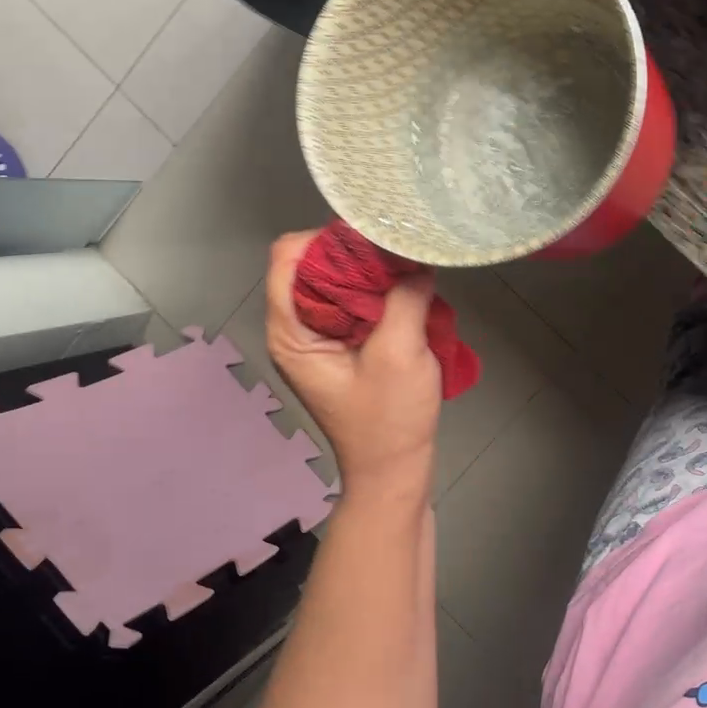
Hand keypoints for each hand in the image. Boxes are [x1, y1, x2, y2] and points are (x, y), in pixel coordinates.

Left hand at [265, 231, 442, 504]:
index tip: (379, 238)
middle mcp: (299, 326)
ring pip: (341, 279)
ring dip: (376, 271)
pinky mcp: (347, 342)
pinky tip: (413, 294)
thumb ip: (404, 299)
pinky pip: (359, 299)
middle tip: (404, 252)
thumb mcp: (400, 354)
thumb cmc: (388, 418)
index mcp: (293, 331)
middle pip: (315, 262)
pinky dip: (384, 290)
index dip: (330, 238)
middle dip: (360, 252)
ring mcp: (323, 335)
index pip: (290, 256)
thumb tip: (416, 260)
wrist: (395, 469)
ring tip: (413, 271)